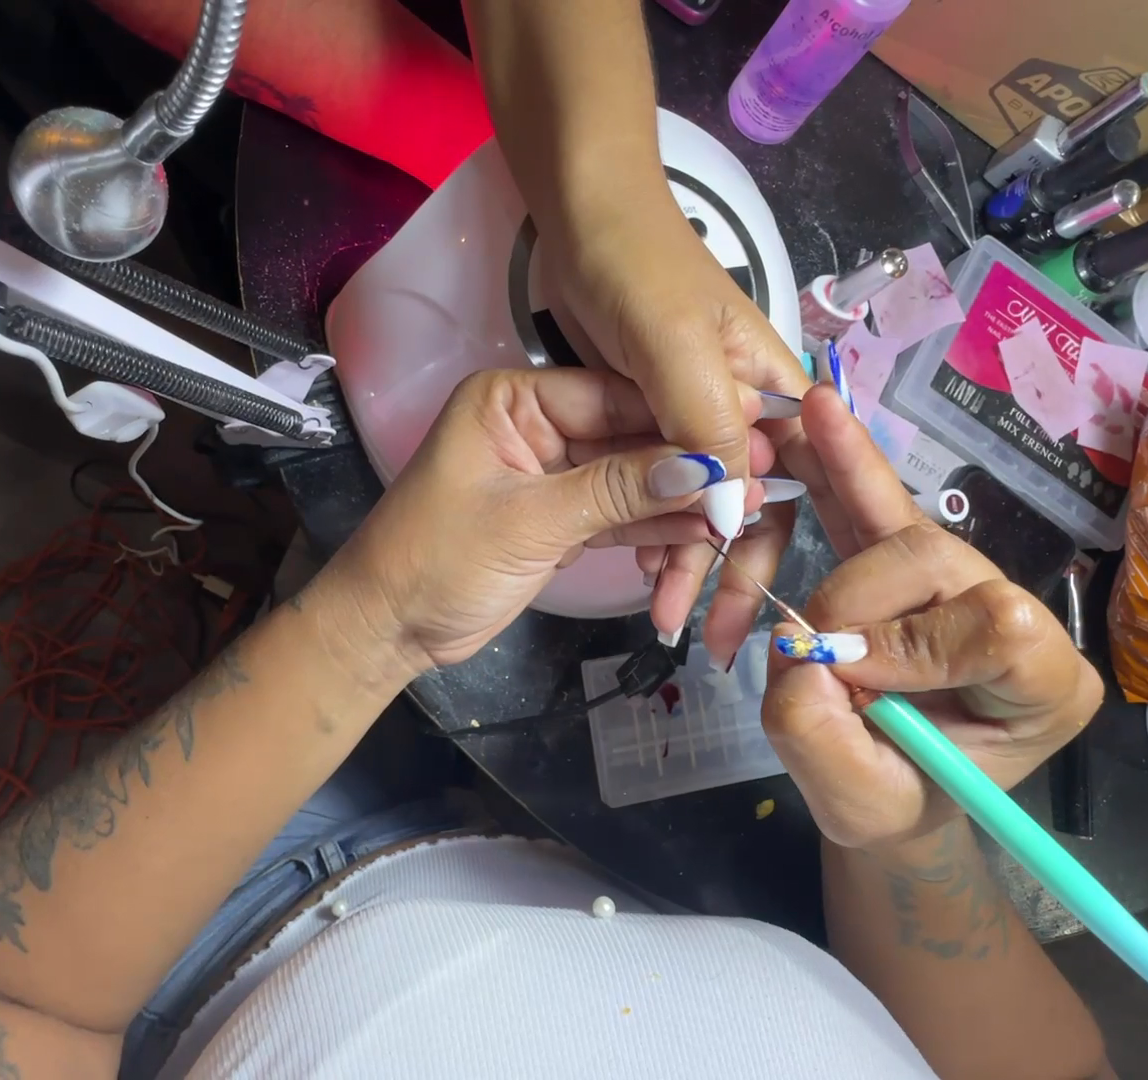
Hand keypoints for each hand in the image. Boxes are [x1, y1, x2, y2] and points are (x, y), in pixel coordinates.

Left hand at [318, 367, 766, 673]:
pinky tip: (702, 535)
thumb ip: (617, 490)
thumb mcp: (528, 519)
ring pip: (631, 479)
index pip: (616, 396)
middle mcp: (539, 425)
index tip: (745, 444)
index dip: (679, 424)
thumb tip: (705, 469)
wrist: (390, 628)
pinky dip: (653, 527)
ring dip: (680, 502)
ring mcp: (553, 473)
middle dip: (688, 469)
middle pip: (631, 438)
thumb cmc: (439, 560)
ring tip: (743, 515)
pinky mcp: (560, 517)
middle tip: (758, 486)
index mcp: (516, 399)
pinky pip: (617, 513)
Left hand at [540, 186, 810, 664]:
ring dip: (682, 554)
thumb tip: (735, 515)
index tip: (751, 600)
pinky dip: (648, 527)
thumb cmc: (631, 272)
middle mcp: (727, 404)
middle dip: (723, 564)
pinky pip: (648, 486)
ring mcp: (676, 415)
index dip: (768, 537)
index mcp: (758, 384)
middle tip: (714, 631)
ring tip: (668, 613)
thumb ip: (703, 428)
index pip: (784, 474)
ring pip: (689, 499)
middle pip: (737, 497)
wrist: (574, 219)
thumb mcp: (670, 350)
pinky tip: (644, 571)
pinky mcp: (633, 424)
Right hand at [762, 387, 1103, 849]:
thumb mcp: (853, 801)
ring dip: (838, 484)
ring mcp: (962, 583)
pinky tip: (820, 409)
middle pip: (935, 560)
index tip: (843, 679)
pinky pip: (876, 507)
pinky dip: (844, 464)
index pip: (1000, 628)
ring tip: (797, 425)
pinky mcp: (908, 565)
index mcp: (1041, 688)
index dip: (911, 643)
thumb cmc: (887, 803)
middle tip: (804, 647)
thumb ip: (820, 736)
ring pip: (900, 522)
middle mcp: (1014, 619)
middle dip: (853, 598)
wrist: (889, 793)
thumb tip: (794, 648)